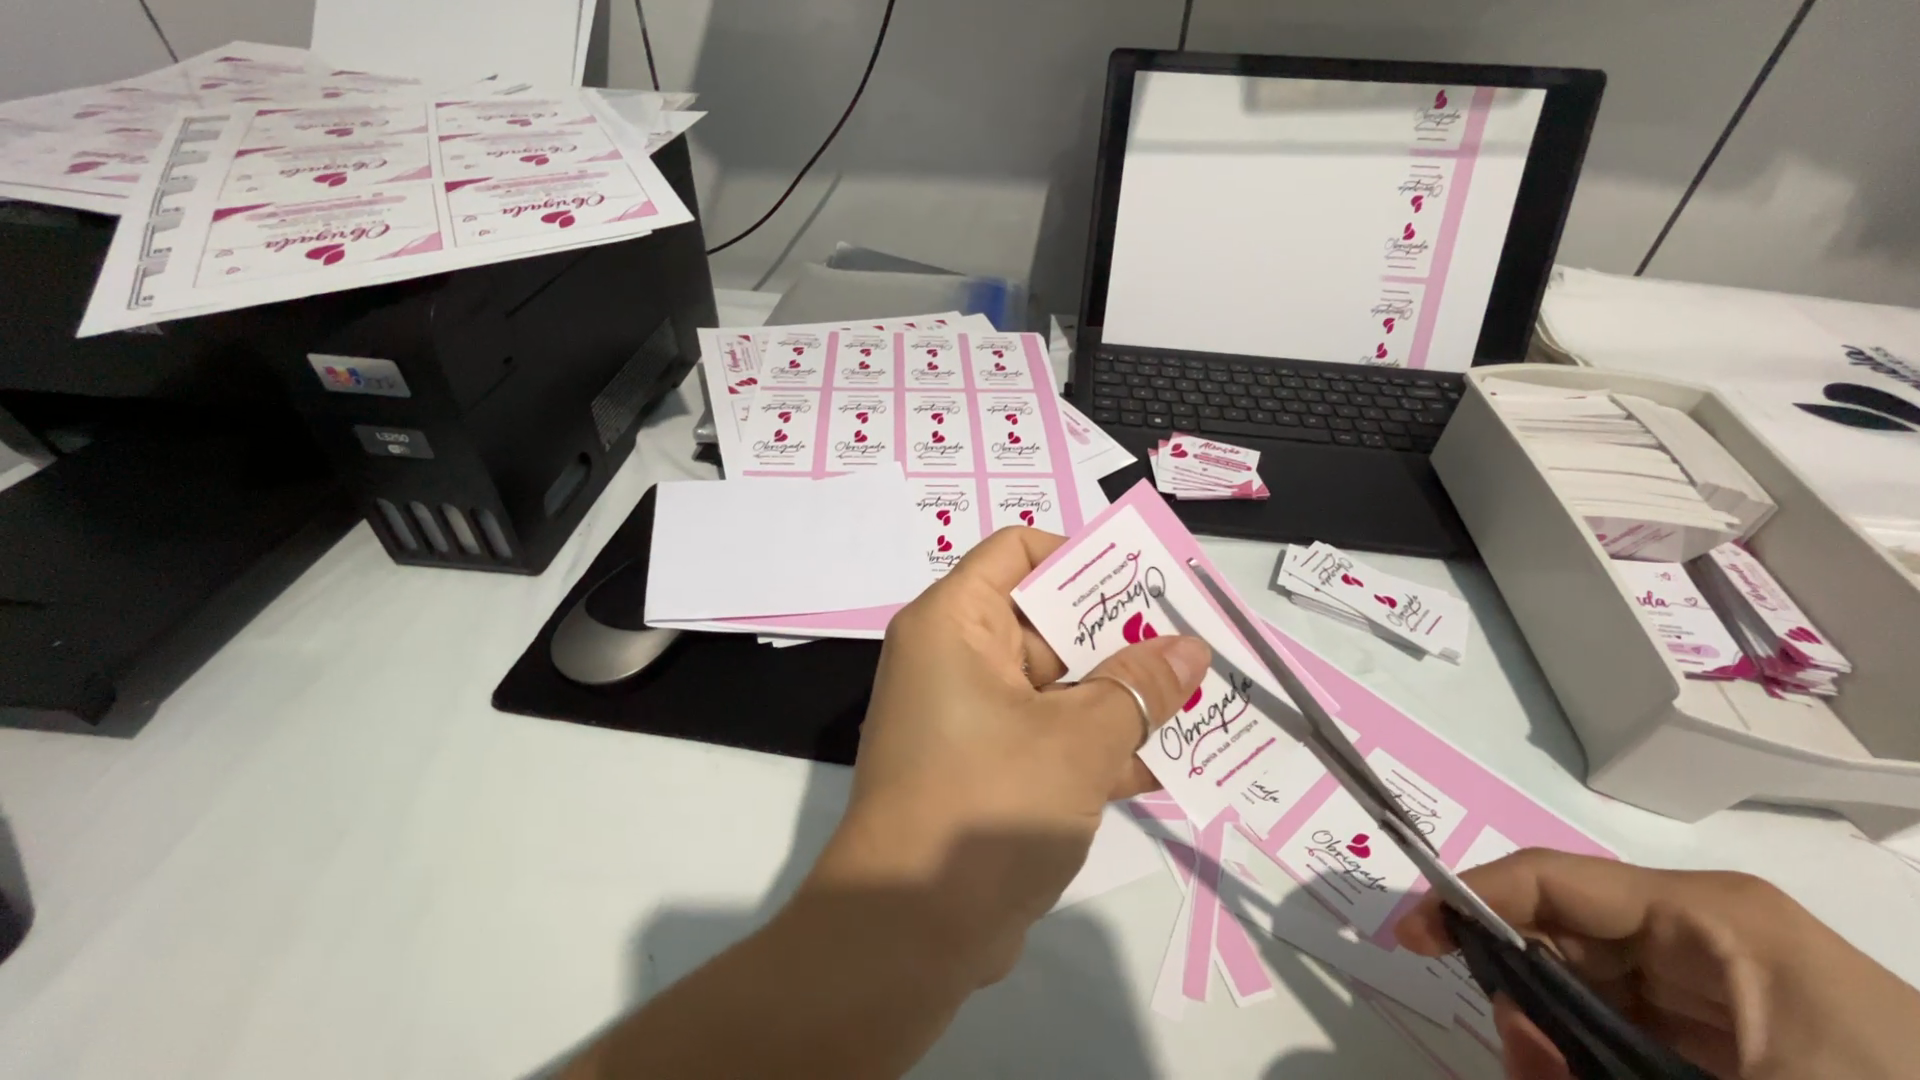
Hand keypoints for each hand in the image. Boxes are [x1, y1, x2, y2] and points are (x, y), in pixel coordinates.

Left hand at [806, 527, 1210, 983]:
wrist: (909, 932)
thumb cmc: (989, 804)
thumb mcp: (1079, 738)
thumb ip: (1139, 687)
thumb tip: (1190, 647)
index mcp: (955, 624)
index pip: (1017, 552)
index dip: (1081, 557)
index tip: (1144, 583)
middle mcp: (954, 660)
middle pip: (1044, 621)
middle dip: (1119, 636)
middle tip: (1192, 644)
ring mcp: (967, 719)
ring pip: (1054, 686)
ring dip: (1118, 697)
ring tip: (1198, 700)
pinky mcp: (983, 771)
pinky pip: (1046, 737)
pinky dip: (1095, 746)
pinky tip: (1165, 763)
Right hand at [1393, 849, 1919, 1079]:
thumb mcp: (1722, 1079)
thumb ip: (1595, 1057)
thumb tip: (1515, 1040)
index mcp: (1705, 914)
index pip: (1551, 878)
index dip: (1471, 897)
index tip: (1411, 938)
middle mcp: (1698, 929)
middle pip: (1561, 934)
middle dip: (1520, 989)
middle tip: (1525, 1061)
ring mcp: (1713, 978)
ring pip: (1585, 983)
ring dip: (1553, 1030)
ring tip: (1552, 1074)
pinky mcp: (1723, 1024)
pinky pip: (1622, 1020)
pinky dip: (1588, 1050)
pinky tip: (1577, 1072)